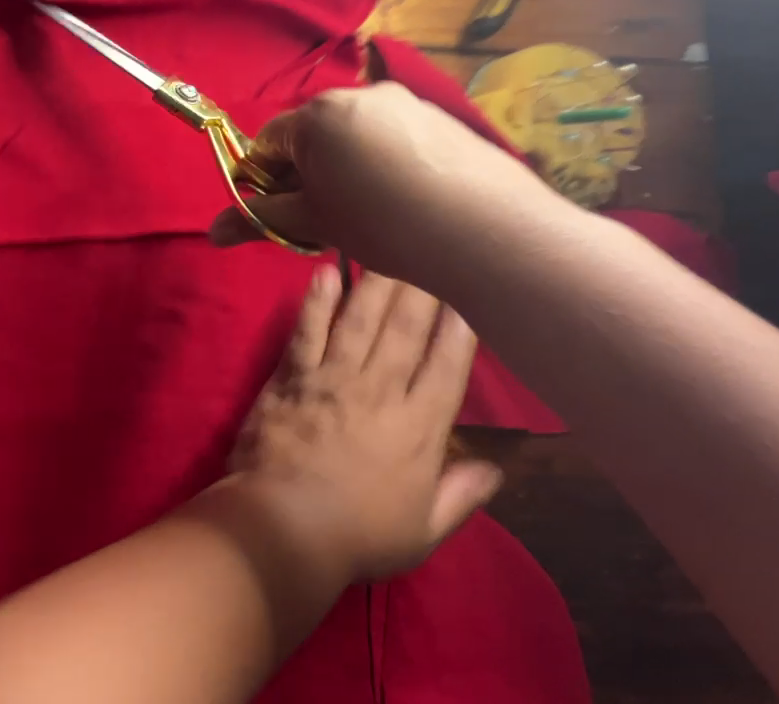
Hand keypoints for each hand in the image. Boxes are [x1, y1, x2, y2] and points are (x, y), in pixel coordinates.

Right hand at [210, 83, 563, 290]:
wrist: (490, 231)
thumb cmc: (382, 223)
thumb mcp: (311, 223)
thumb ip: (258, 219)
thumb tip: (212, 231)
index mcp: (317, 115)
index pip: (268, 143)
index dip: (265, 181)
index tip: (282, 213)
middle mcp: (360, 96)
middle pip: (312, 136)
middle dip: (307, 173)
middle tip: (323, 218)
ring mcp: (407, 104)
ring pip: (354, 137)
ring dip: (346, 168)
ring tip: (370, 213)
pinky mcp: (444, 119)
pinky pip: (393, 138)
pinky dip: (385, 164)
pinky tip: (405, 202)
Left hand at [228, 267, 502, 578]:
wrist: (284, 524)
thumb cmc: (358, 534)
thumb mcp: (425, 528)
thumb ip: (460, 494)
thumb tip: (494, 468)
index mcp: (420, 429)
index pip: (448, 367)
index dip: (460, 329)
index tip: (468, 293)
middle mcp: (380, 393)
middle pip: (406, 332)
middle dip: (421, 289)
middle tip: (431, 248)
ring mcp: (332, 379)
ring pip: (359, 322)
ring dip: (375, 284)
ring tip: (386, 245)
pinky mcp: (290, 376)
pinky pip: (307, 330)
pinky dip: (317, 301)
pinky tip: (325, 271)